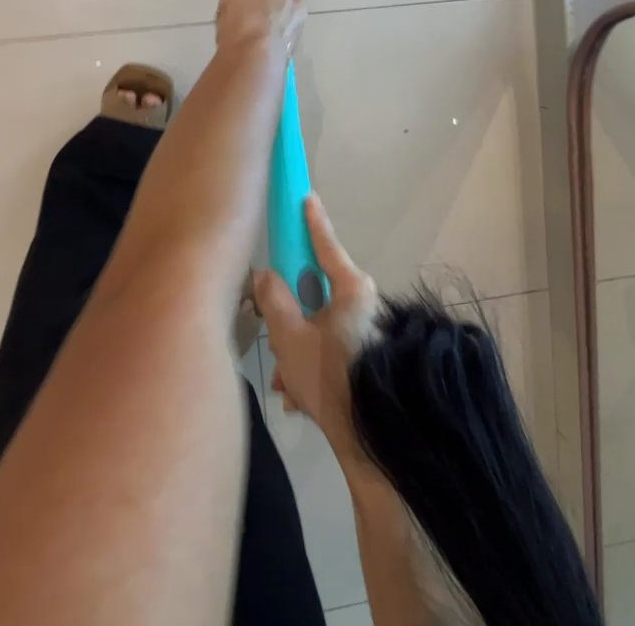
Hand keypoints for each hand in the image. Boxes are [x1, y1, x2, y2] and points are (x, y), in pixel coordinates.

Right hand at [256, 194, 379, 455]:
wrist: (368, 438)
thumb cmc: (329, 377)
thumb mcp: (289, 337)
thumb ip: (274, 300)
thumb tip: (266, 276)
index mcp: (352, 289)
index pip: (326, 245)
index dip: (312, 220)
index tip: (307, 196)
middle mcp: (365, 302)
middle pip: (316, 291)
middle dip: (289, 314)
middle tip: (270, 329)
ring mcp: (368, 330)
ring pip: (319, 326)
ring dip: (297, 350)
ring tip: (286, 383)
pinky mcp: (368, 355)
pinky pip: (330, 348)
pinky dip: (311, 365)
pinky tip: (298, 396)